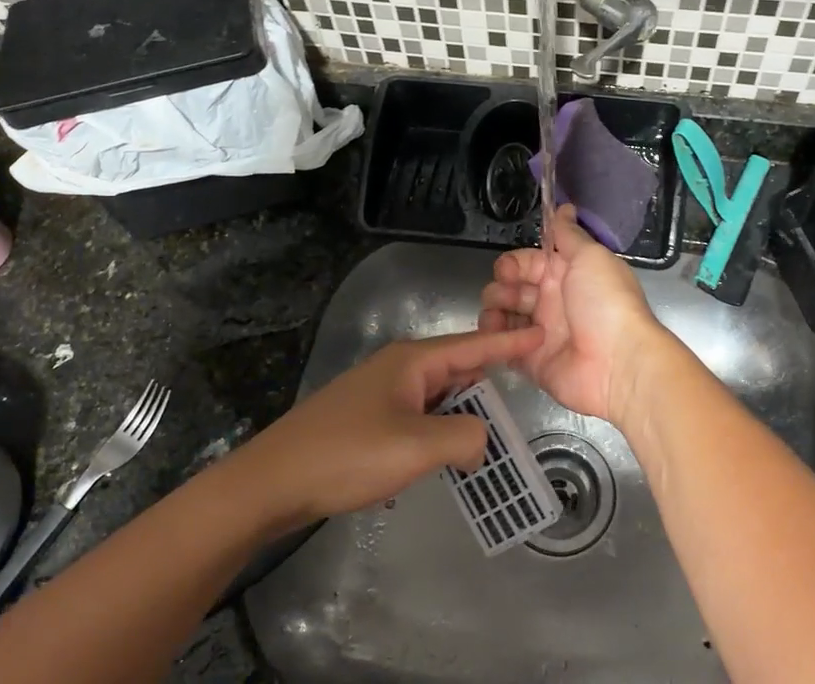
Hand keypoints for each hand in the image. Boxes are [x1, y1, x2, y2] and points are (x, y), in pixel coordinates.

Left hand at [230, 328, 543, 526]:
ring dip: (459, 419)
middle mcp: (397, 369)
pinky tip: (440, 460)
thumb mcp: (417, 447)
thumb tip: (480, 439)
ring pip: (436, 399)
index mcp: (412, 362)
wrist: (273, 482)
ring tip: (487, 443)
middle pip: (456, 371)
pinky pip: (416, 419)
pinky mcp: (365, 421)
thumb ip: (464, 437)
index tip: (541, 333)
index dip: (509, 341)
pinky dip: (434, 434)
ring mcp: (378, 394)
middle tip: (520, 407)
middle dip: (487, 389)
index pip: (473, 345)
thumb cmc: (348, 455)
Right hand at [478, 205, 675, 424]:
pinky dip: (495, 339)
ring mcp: (541, 332)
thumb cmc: (606, 303)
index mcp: (567, 274)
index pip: (528, 261)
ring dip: (495, 309)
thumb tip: (565, 207)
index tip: (508, 270)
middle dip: (502, 286)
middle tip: (508, 294)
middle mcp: (553, 301)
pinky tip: (498, 335)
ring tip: (498, 316)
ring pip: (504, 314)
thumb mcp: (591, 257)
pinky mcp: (531, 361)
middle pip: (512, 287)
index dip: (514, 262)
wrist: (618, 363)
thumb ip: (570, 234)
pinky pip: (503, 346)